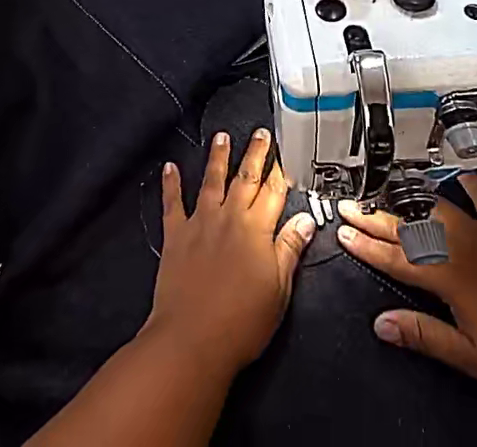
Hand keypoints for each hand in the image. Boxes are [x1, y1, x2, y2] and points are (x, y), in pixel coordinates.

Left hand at [144, 129, 315, 370]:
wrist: (190, 343)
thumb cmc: (242, 321)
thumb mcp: (279, 288)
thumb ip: (290, 248)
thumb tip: (307, 219)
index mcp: (257, 229)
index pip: (274, 191)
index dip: (281, 170)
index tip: (286, 152)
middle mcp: (229, 218)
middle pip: (245, 178)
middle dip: (255, 153)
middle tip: (260, 132)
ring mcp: (200, 225)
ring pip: (211, 182)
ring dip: (218, 158)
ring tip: (222, 137)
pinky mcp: (175, 238)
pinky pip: (173, 205)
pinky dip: (171, 185)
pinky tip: (170, 168)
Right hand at [336, 174, 476, 421]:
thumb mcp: (469, 356)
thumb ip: (423, 334)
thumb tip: (384, 325)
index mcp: (452, 278)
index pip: (397, 257)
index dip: (366, 246)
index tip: (344, 234)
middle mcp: (468, 248)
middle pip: (413, 225)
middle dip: (378, 216)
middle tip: (353, 208)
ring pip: (442, 208)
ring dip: (412, 201)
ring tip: (389, 194)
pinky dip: (472, 188)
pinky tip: (461, 179)